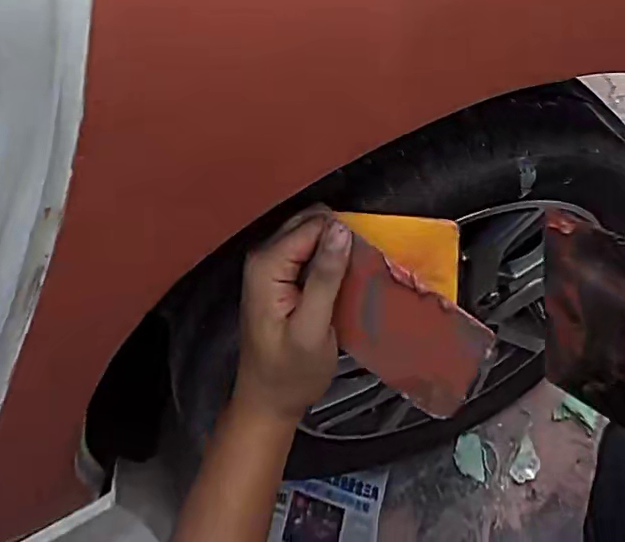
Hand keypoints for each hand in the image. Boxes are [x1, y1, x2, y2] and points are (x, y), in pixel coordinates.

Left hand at [231, 207, 352, 424]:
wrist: (268, 403)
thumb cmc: (290, 373)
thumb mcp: (312, 328)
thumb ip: (325, 276)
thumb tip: (341, 228)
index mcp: (267, 265)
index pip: (314, 225)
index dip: (341, 236)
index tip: (361, 261)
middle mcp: (264, 255)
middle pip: (312, 221)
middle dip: (339, 234)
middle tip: (358, 267)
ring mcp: (270, 263)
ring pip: (313, 230)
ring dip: (336, 243)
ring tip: (353, 271)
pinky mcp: (280, 272)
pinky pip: (311, 246)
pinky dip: (330, 253)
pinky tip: (341, 276)